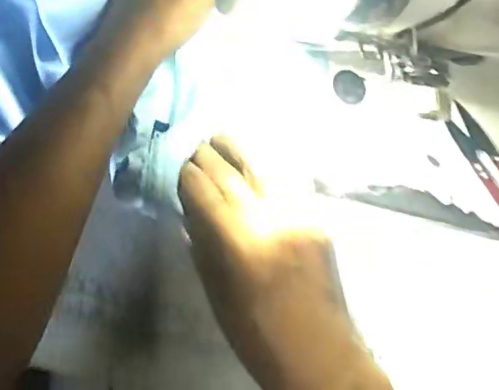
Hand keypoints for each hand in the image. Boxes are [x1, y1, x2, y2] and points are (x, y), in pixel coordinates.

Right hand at [181, 137, 389, 389]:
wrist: (325, 360)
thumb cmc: (261, 336)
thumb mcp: (218, 297)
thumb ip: (199, 246)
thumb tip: (184, 207)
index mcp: (239, 243)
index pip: (202, 188)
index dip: (184, 173)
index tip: (174, 167)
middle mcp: (267, 217)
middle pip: (227, 169)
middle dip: (203, 155)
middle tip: (190, 148)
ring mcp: (295, 212)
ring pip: (259, 160)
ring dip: (234, 146)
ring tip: (217, 139)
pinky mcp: (314, 214)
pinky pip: (283, 174)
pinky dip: (263, 159)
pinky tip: (250, 156)